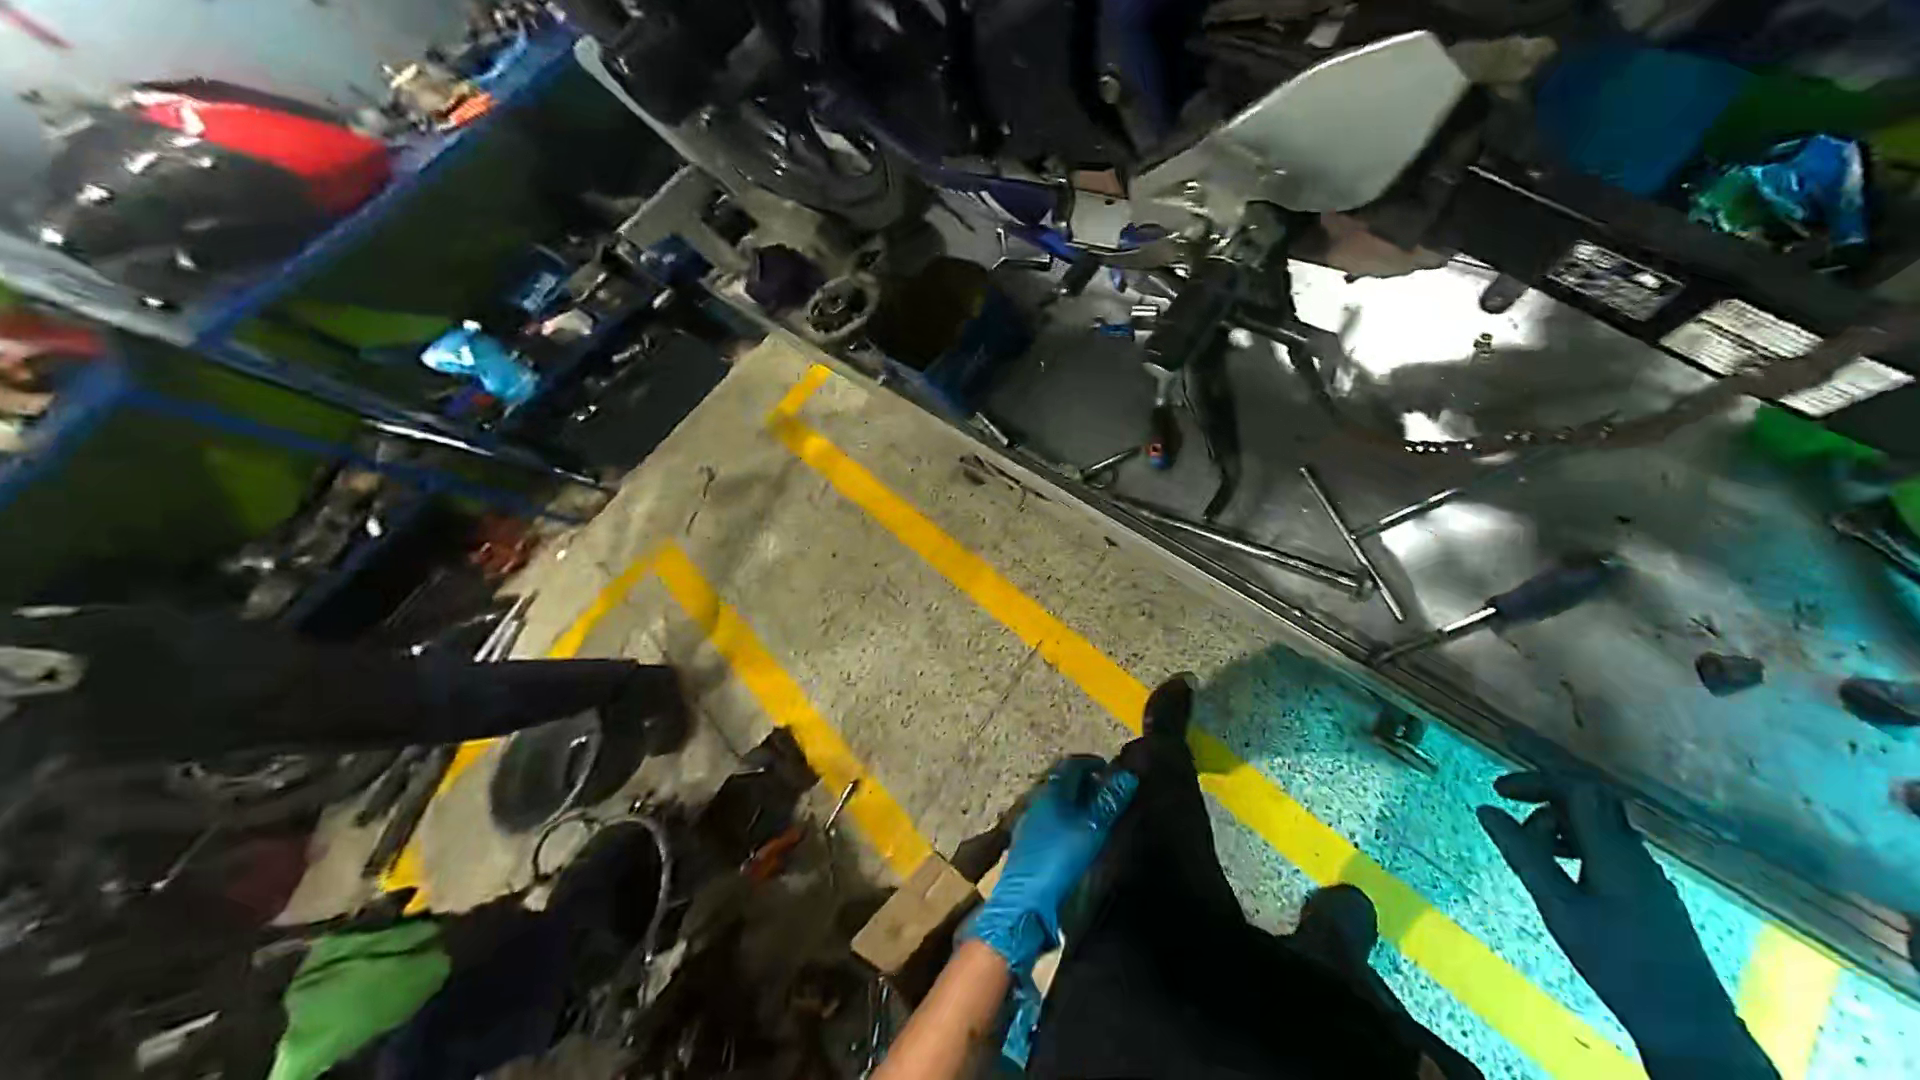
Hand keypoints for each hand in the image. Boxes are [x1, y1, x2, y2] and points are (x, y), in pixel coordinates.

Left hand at [961, 755, 1137, 973]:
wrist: (1024, 904)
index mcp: (1050, 792)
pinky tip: (1079, 836)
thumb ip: (1108, 803)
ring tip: (1099, 814)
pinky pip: (1051, 819)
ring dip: (1076, 801)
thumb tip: (1127, 776)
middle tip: (1109, 792)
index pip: (1070, 765)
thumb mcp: (1091, 830)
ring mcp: (1029, 823)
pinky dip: (1067, 818)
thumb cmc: (1059, 861)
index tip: (1111, 770)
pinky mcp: (1027, 844)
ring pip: (1056, 801)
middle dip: (1085, 782)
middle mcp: (1036, 801)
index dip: (1091, 763)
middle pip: (1061, 781)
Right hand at [1477, 772, 1775, 1076]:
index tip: (1499, 791)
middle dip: (1545, 797)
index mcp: (1615, 851)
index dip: (1536, 780)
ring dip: (1558, 824)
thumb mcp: (1557, 905)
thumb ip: (1522, 853)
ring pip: (1598, 826)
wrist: (1687, 1021)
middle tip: (1509, 812)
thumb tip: (1485, 809)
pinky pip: (1607, 849)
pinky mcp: (1647, 892)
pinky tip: (1558, 871)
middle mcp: (1635, 854)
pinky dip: (1574, 845)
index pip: (1579, 789)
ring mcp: (1645, 873)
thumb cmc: (1616, 960)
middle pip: (1591, 801)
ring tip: (1529, 849)